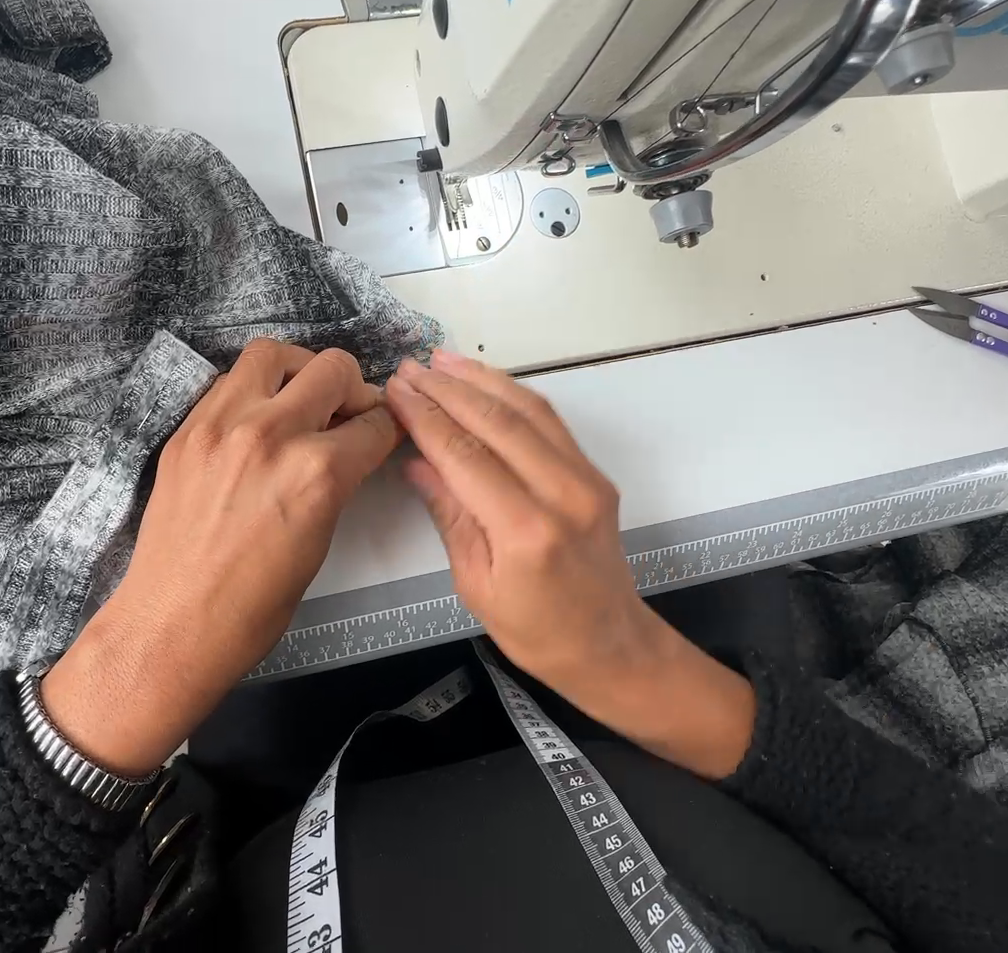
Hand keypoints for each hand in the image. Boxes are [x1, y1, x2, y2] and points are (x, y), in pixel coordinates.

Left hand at [42, 339, 400, 776]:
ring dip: (299, 371)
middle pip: (334, 369)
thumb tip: (349, 448)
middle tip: (347, 415)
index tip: (385, 430)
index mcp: (318, 472)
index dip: (390, 427)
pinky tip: (256, 420)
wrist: (172, 626)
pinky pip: (229, 381)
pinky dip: (254, 390)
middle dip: (354, 389)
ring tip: (300, 400)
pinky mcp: (186, 430)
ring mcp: (221, 424)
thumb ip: (338, 481)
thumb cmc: (256, 606)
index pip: (376, 422)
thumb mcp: (320, 540)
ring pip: (273, 354)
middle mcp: (272, 433)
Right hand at [384, 349, 754, 778]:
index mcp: (526, 531)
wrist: (611, 646)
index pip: (464, 454)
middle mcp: (563, 492)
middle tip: (409, 367)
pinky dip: (513, 394)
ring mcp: (586, 478)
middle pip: (496, 421)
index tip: (396, 389)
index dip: (426, 417)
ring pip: (528, 409)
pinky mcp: (595, 473)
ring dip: (481, 379)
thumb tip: (417, 462)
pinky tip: (485, 382)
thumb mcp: (475, 584)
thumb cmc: (537, 633)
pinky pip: (550, 421)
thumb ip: (450, 515)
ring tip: (441, 359)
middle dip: (447, 389)